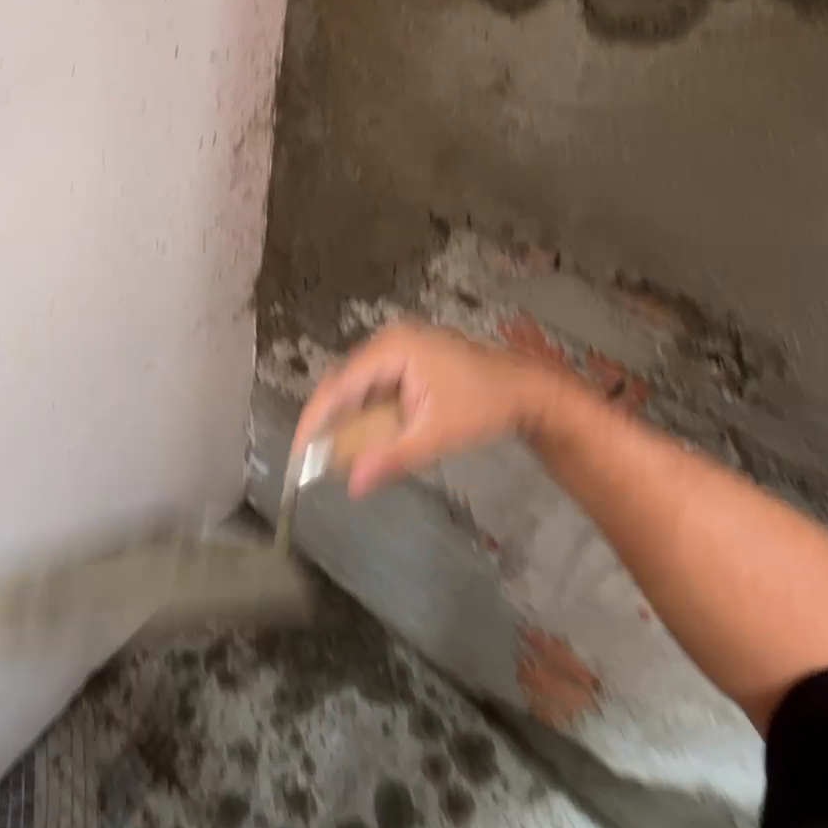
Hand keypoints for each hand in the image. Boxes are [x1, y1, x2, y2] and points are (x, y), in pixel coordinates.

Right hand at [293, 321, 580, 496]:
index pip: (339, 384)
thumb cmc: (485, 407)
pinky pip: (374, 386)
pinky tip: (359, 436)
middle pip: (343, 382)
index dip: (314, 419)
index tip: (298, 452)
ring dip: (345, 418)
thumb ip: (392, 459)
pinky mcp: (408, 360)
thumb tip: (352, 486)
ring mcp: (399, 349)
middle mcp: (389, 342)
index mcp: (393, 349)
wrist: (529, 391)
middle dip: (327, 421)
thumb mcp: (437, 436)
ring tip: (328, 450)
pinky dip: (365, 412)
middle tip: (311, 456)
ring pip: (357, 385)